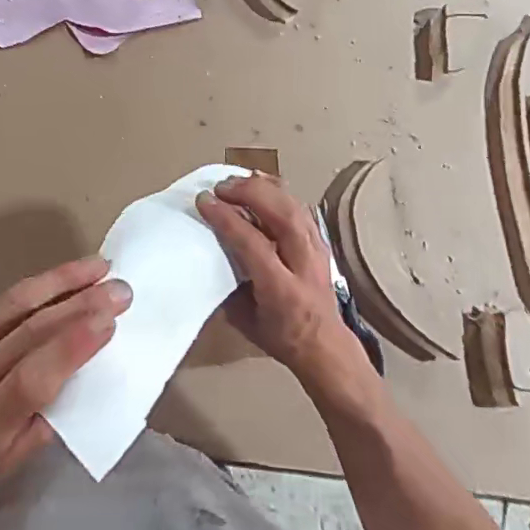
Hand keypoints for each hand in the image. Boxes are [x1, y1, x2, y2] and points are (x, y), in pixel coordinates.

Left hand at [0, 258, 129, 491]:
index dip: (72, 346)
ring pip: (16, 302)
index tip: (110, 322)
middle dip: (80, 306)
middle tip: (120, 291)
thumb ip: (51, 411)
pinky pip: (6, 298)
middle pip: (29, 331)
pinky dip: (42, 284)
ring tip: (99, 267)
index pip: (32, 376)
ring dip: (63, 281)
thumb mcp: (18, 455)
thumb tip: (89, 360)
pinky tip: (69, 276)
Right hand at [195, 174, 366, 383]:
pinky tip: (262, 183)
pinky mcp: (321, 244)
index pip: (252, 242)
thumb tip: (208, 253)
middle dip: (249, 193)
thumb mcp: (243, 319)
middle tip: (220, 188)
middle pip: (281, 215)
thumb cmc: (280, 336)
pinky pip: (300, 208)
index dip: (226, 218)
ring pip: (294, 206)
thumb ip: (227, 285)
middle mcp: (304, 264)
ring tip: (237, 181)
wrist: (325, 347)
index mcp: (281, 288)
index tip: (203, 201)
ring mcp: (317, 251)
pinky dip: (280, 192)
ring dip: (264, 188)